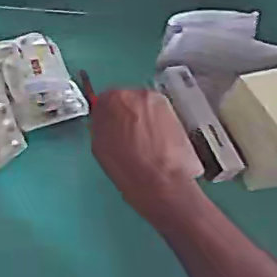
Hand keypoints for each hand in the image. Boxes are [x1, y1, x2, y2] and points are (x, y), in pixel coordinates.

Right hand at [91, 88, 202, 219]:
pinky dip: (157, 127)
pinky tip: (156, 146)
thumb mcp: (99, 145)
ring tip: (142, 144)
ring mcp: (161, 104)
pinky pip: (161, 118)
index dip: (106, 115)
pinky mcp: (177, 115)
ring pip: (146, 109)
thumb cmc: (127, 167)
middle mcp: (139, 94)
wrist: (161, 181)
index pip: (105, 99)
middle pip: (128, 101)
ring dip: (143, 121)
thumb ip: (101, 125)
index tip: (108, 126)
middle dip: (126, 115)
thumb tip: (105, 122)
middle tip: (125, 136)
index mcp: (114, 98)